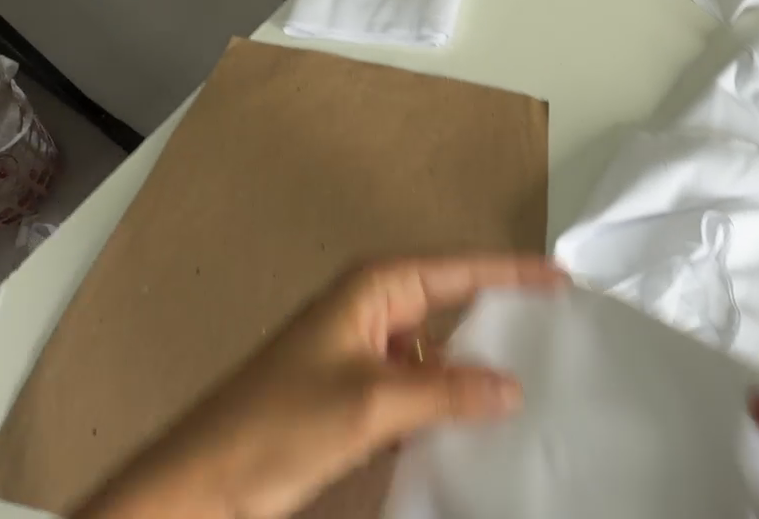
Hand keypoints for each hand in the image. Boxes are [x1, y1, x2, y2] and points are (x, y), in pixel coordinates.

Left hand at [76, 255, 566, 518]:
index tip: (563, 278)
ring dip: (470, 368)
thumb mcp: (372, 404)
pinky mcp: (353, 388)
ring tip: (527, 381)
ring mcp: (362, 349)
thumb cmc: (278, 425)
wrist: (195, 488)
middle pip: (451, 303)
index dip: (514, 272)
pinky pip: (415, 383)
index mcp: (376, 285)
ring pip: (435, 349)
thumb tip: (512, 387)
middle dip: (498, 318)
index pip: (461, 269)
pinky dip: (443, 399)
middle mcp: (373, 306)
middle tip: (555, 331)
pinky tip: (473, 422)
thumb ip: (448, 392)